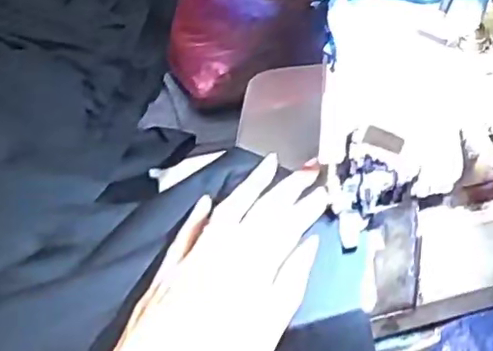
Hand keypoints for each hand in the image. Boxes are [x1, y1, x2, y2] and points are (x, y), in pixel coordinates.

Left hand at [115, 154, 326, 350]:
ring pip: (228, 210)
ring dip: (251, 184)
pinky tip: (207, 201)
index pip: (291, 221)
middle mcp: (226, 252)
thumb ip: (291, 283)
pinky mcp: (166, 275)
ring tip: (269, 164)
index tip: (326, 190)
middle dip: (292, 184)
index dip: (312, 203)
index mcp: (255, 264)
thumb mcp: (267, 329)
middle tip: (311, 167)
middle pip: (265, 208)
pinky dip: (198, 215)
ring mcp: (194, 259)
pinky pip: (186, 234)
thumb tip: (309, 247)